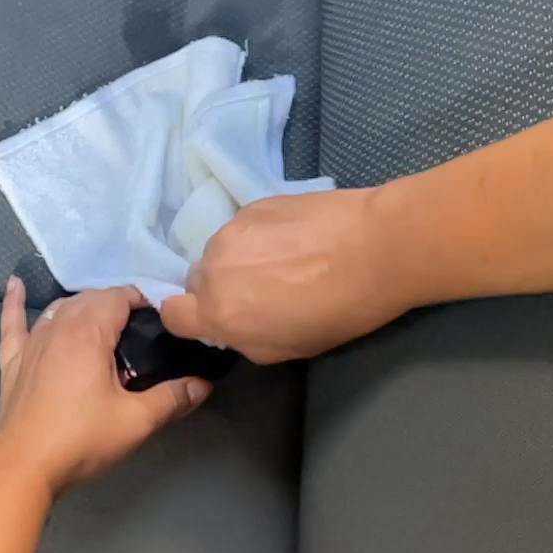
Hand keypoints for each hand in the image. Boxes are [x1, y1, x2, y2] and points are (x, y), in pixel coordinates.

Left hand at [0, 279, 210, 493]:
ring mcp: (31, 342)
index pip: (119, 296)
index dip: (143, 300)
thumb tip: (203, 384)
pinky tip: (15, 285)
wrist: (23, 467)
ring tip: (104, 321)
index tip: (161, 317)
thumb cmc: (80, 440)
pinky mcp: (12, 361)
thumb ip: (171, 398)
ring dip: (82, 306)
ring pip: (60, 308)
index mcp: (88, 332)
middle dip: (116, 304)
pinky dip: (15, 303)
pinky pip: (12, 323)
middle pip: (90, 298)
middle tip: (140, 331)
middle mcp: (58, 327)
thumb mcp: (135, 420)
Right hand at [159, 188, 416, 362]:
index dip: (190, 319)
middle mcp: (212, 268)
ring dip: (238, 260)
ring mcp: (231, 230)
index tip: (216, 318)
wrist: (380, 247)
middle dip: (218, 289)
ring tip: (283, 261)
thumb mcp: (285, 348)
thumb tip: (231, 325)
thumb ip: (242, 339)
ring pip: (219, 252)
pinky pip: (242, 227)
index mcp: (217, 312)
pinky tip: (296, 238)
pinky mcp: (253, 204)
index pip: (171, 315)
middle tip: (261, 292)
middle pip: (195, 281)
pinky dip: (259, 236)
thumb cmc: (338, 310)